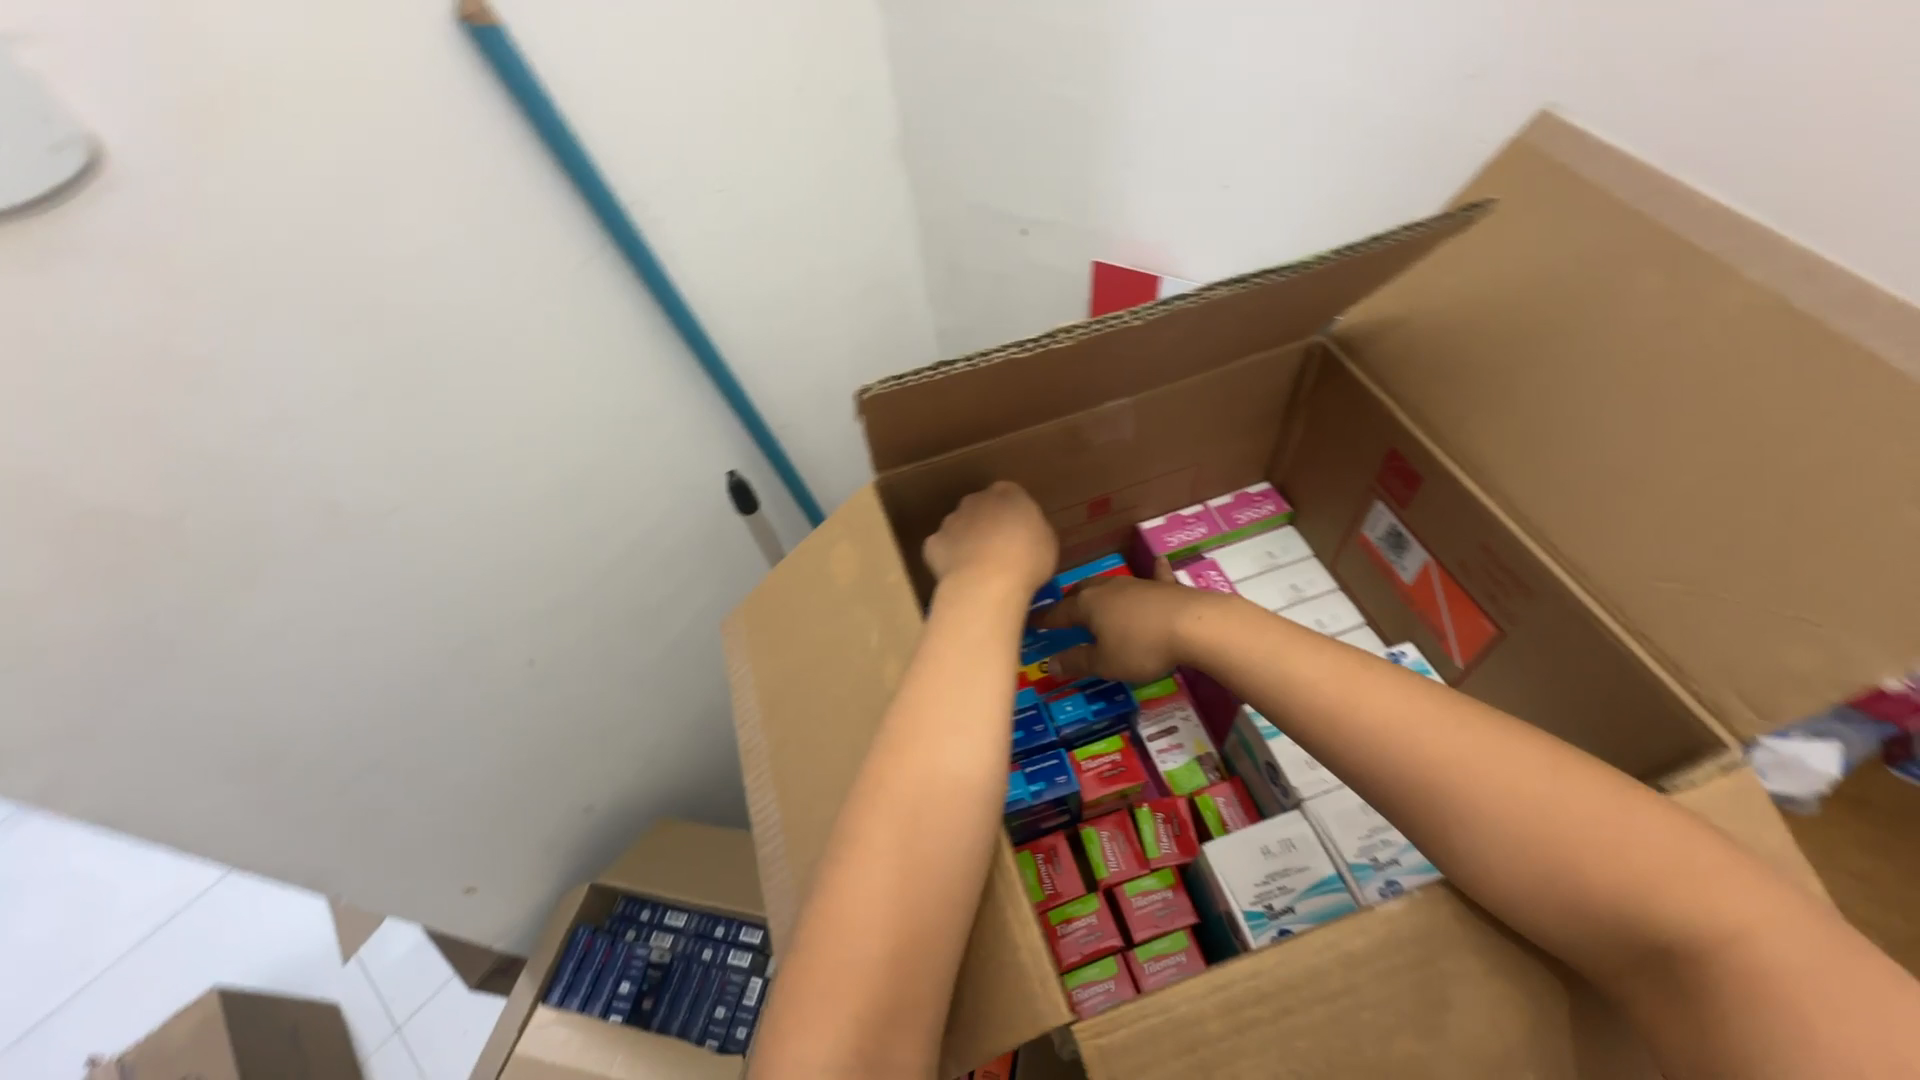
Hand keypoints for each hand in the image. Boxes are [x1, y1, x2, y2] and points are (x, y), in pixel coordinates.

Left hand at [922, 482, 1057, 595]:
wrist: (987, 583)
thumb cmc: (1027, 560)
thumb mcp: (1046, 543)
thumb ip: (1032, 530)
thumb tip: (1025, 533)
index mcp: (1008, 494)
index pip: (1009, 494)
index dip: (1012, 514)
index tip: (1018, 534)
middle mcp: (975, 500)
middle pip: (979, 507)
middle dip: (985, 524)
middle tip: (998, 551)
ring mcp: (950, 520)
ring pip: (957, 527)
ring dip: (965, 541)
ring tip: (978, 569)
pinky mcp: (932, 543)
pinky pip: (941, 549)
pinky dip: (948, 560)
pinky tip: (959, 577)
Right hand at [1036, 558, 1235, 682]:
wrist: (1195, 625)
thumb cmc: (1142, 647)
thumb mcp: (1104, 663)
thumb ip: (1076, 662)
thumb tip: (1050, 663)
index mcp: (1087, 606)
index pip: (1057, 613)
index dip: (1043, 619)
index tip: (1030, 621)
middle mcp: (1107, 588)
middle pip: (1082, 591)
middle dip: (1070, 601)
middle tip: (1063, 610)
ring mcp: (1137, 584)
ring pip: (1111, 584)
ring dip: (1101, 592)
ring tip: (1094, 596)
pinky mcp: (1165, 586)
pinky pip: (1156, 577)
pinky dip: (1154, 573)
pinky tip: (1159, 563)